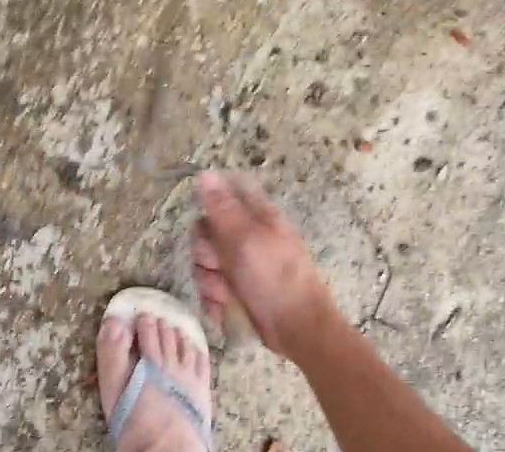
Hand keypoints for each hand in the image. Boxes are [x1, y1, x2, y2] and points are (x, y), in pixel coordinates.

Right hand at [191, 171, 341, 359]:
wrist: (299, 332)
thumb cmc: (276, 279)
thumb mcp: (246, 238)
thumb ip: (222, 207)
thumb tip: (206, 173)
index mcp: (256, 216)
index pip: (223, 193)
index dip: (209, 205)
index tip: (210, 224)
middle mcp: (247, 237)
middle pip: (205, 231)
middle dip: (205, 253)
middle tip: (220, 265)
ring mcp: (242, 265)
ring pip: (204, 262)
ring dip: (209, 281)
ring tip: (225, 295)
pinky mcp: (237, 291)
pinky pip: (210, 287)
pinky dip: (213, 300)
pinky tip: (223, 308)